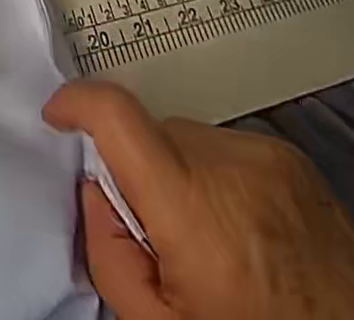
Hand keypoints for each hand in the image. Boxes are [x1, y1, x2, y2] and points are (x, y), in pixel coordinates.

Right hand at [44, 80, 353, 319]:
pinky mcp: (294, 159)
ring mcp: (269, 157)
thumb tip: (96, 190)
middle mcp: (231, 166)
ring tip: (209, 231)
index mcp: (193, 208)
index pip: (116, 114)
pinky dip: (214, 172)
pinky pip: (223, 145)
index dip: (74, 102)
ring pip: (183, 135)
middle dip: (135, 166)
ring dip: (176, 168)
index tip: (59, 117)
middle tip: (155, 225)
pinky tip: (242, 224)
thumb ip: (107, 251)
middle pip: (146, 130)